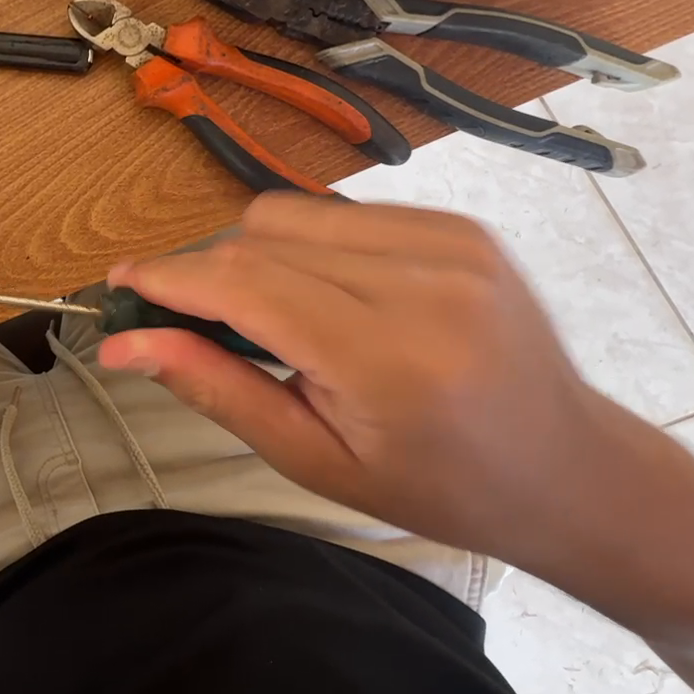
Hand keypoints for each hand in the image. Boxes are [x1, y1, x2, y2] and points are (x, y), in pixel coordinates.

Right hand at [96, 193, 610, 557]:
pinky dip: (299, 243)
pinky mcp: (458, 224)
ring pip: (285, 212)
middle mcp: (424, 282)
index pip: (242, 284)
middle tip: (196, 320)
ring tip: (270, 310)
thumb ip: (210, 386)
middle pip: (255, 238)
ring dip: (249, 254)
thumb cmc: (436, 484)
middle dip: (205, 273)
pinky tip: (321, 290)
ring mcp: (449, 243)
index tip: (119, 285)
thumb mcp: (309, 457)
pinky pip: (332, 210)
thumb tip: (120, 344)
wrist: (574, 471)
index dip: (167, 277)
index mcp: (390, 357)